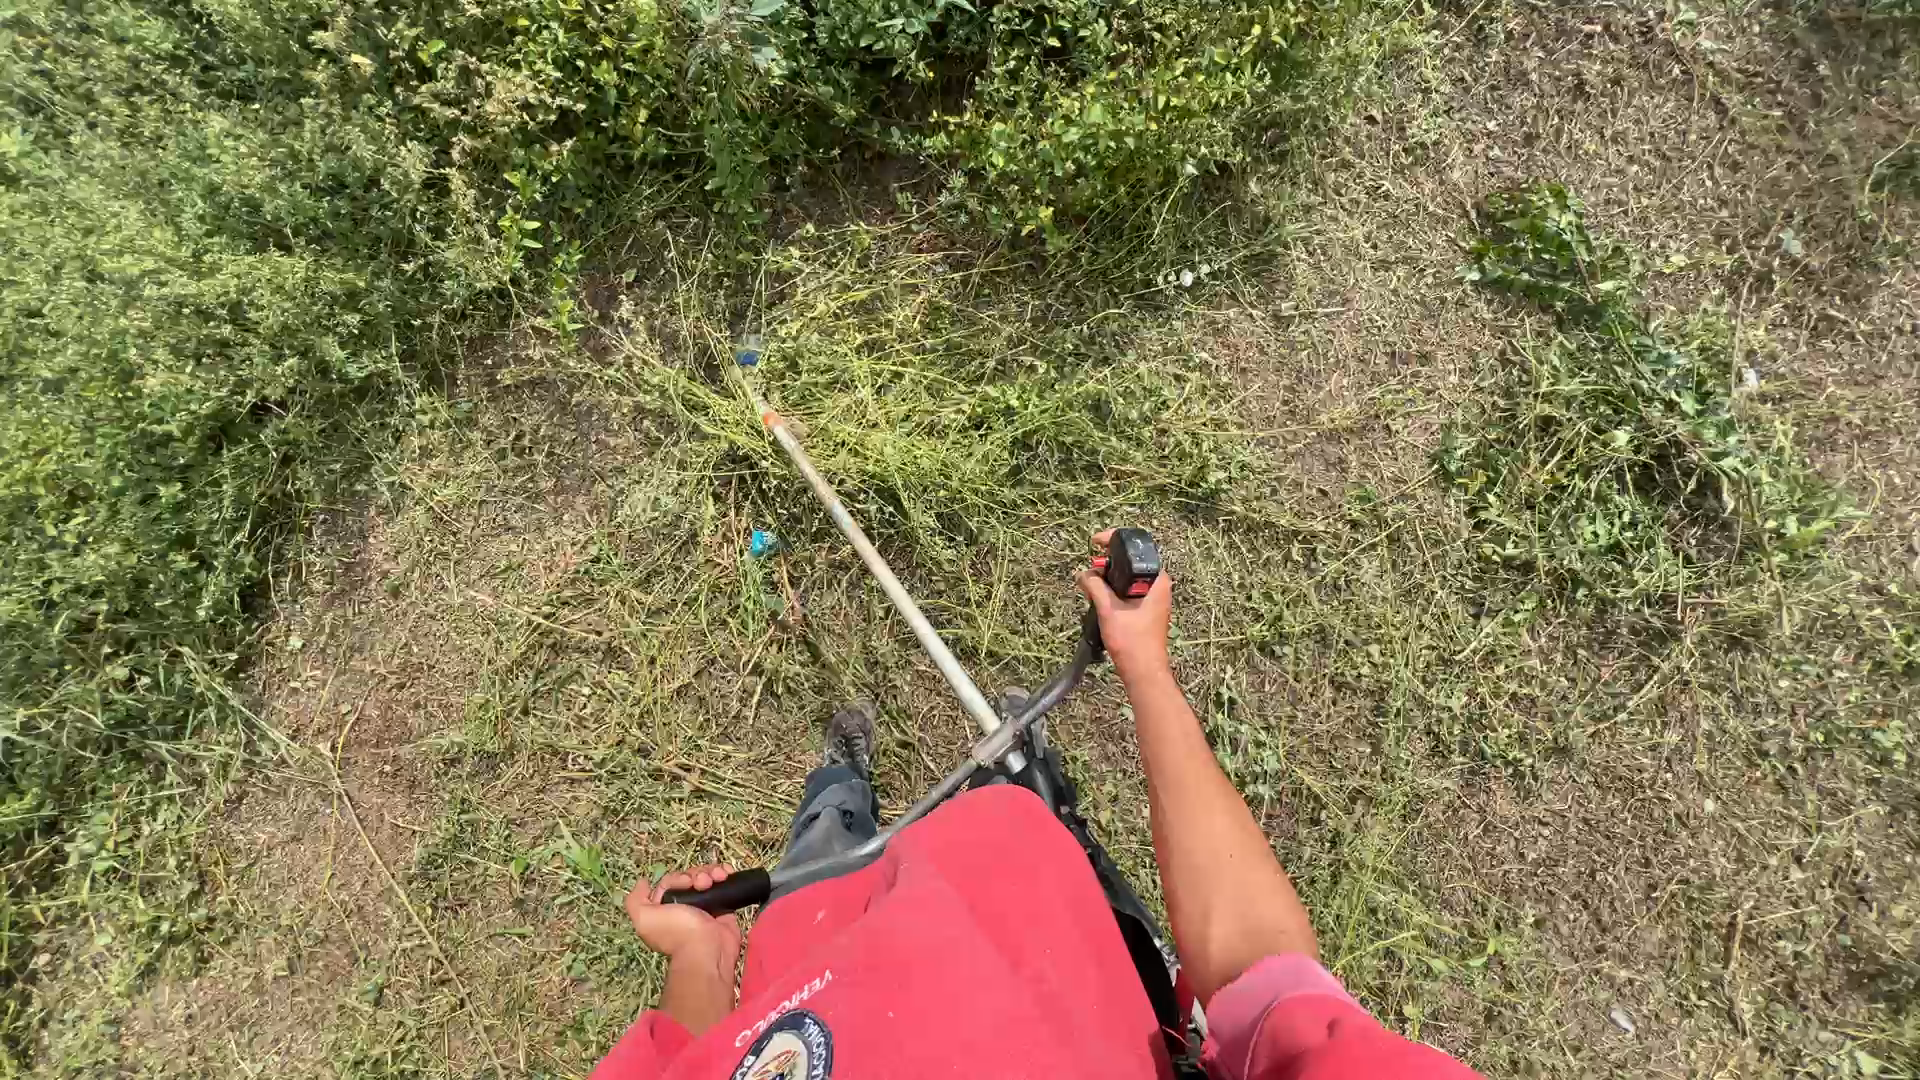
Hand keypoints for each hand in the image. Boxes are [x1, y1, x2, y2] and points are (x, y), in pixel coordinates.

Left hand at [625, 864, 742, 967]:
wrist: (708, 947)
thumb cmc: (677, 932)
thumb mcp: (645, 919)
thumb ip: (636, 901)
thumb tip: (642, 882)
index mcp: (665, 908)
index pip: (672, 880)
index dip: (679, 877)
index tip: (687, 883)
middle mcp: (684, 906)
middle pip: (691, 876)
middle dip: (698, 874)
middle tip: (703, 884)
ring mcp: (705, 905)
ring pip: (707, 877)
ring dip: (712, 872)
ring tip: (718, 879)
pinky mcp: (722, 905)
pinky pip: (723, 883)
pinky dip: (725, 874)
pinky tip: (726, 874)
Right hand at [1078, 529, 1173, 683]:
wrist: (1143, 671)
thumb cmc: (1131, 640)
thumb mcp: (1108, 609)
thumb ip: (1094, 586)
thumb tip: (1082, 573)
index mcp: (1157, 579)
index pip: (1135, 549)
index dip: (1112, 542)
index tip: (1094, 542)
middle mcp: (1159, 585)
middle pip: (1129, 563)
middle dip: (1107, 565)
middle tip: (1090, 571)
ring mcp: (1154, 598)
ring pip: (1127, 578)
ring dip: (1108, 581)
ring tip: (1091, 587)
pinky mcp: (1146, 609)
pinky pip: (1128, 591)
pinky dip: (1113, 592)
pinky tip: (1099, 600)